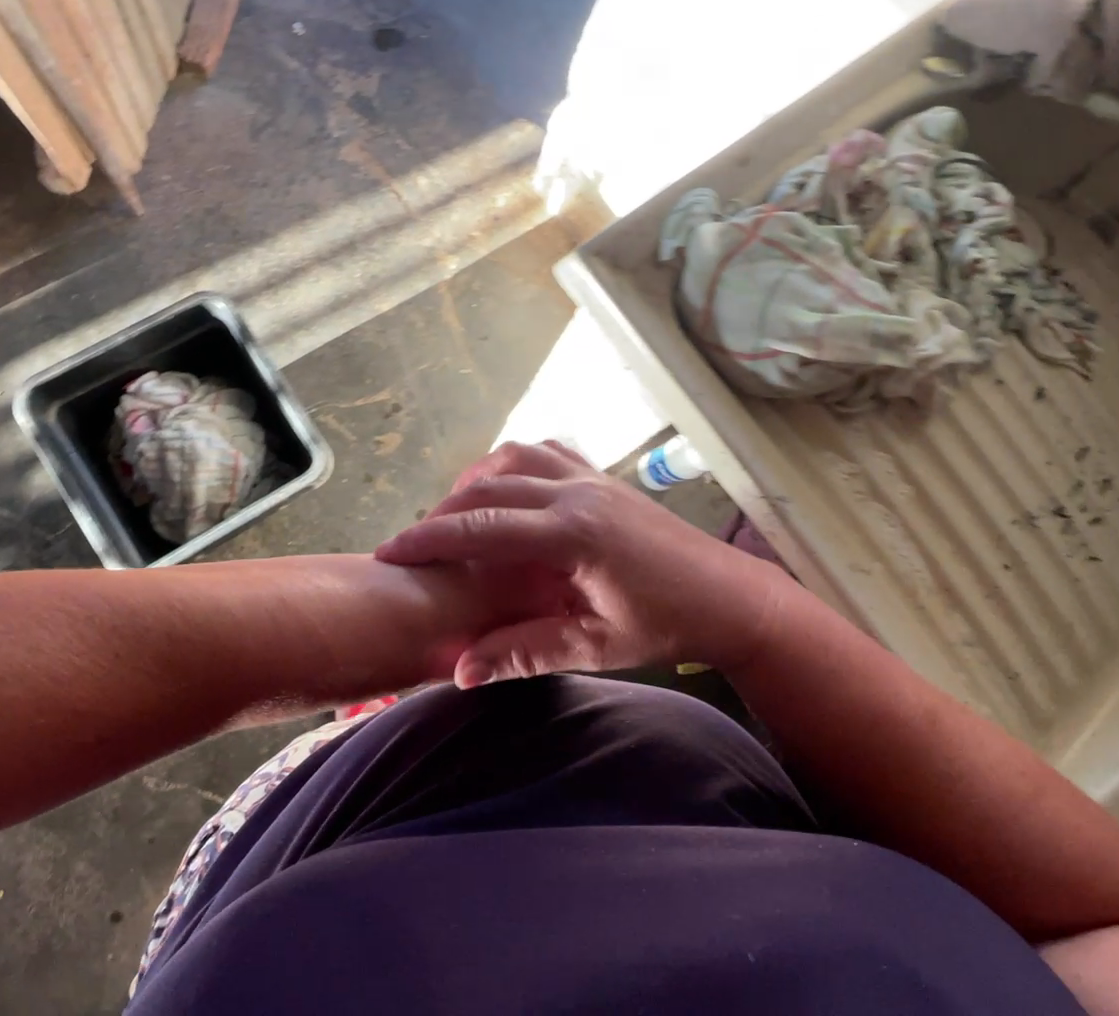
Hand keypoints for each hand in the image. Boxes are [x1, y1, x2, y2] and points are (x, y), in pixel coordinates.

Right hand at [375, 441, 793, 686]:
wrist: (728, 596)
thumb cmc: (665, 625)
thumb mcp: (595, 647)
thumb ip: (524, 652)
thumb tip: (460, 670)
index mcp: (573, 534)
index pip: (482, 528)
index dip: (429, 540)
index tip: (389, 553)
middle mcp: (577, 492)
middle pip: (489, 485)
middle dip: (442, 512)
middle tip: (413, 544)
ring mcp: (593, 477)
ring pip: (516, 454)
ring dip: (477, 479)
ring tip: (454, 514)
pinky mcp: (605, 476)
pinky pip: (549, 449)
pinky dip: (516, 461)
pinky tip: (508, 489)